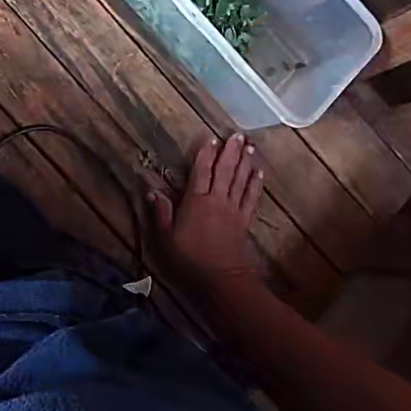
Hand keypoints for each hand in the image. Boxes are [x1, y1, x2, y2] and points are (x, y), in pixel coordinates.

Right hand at [147, 134, 264, 290]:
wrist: (222, 276)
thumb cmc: (190, 257)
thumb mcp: (166, 236)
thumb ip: (161, 212)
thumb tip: (151, 190)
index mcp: (196, 201)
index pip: (201, 172)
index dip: (205, 154)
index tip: (211, 138)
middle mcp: (217, 200)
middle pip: (225, 170)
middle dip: (231, 151)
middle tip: (237, 134)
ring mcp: (233, 209)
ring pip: (241, 179)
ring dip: (246, 161)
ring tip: (250, 145)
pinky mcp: (244, 219)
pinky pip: (251, 196)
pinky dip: (256, 182)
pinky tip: (259, 171)